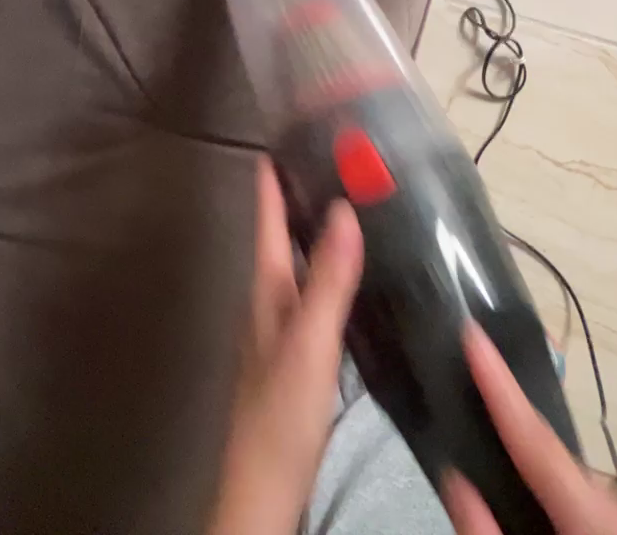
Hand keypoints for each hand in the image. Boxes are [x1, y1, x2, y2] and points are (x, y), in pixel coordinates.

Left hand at [207, 158, 363, 534]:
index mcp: (267, 286)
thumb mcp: (310, 341)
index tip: (286, 133)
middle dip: (300, 194)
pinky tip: (350, 270)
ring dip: (315, 228)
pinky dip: (329, 265)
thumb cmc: (280, 409)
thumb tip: (344, 210)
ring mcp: (281, 322)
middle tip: (334, 157)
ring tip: (346, 199)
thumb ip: (328, 280)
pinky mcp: (297, 347)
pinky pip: (312, 288)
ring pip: (297, 259)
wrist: (265, 483)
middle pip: (282, 233)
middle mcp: (270, 296)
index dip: (272, 175)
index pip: (267, 216)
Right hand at [441, 324, 616, 534]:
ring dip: (551, 503)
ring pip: (577, 489)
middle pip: (556, 469)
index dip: (501, 386)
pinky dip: (574, 516)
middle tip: (491, 500)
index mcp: (599, 525)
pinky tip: (563, 532)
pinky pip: (599, 507)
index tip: (472, 332)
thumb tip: (456, 480)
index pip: (538, 444)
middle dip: (521, 468)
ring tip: (532, 526)